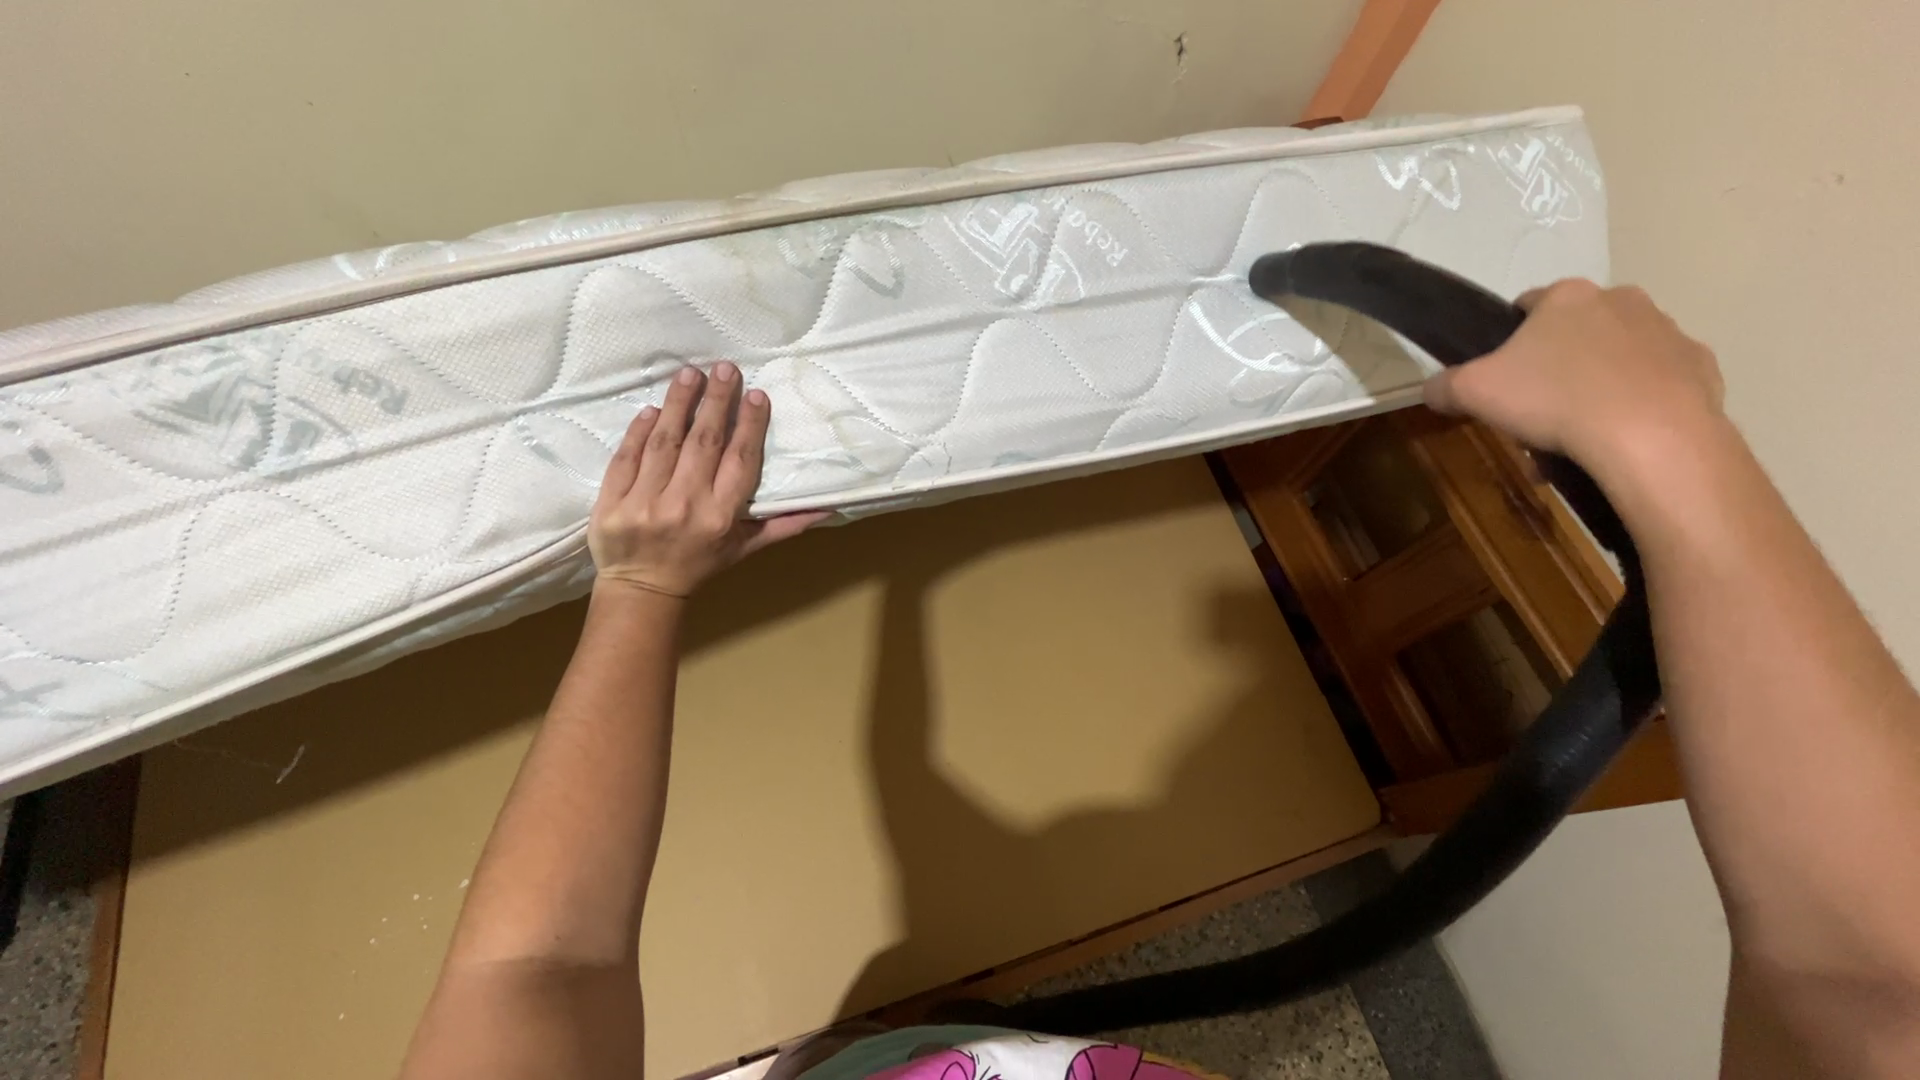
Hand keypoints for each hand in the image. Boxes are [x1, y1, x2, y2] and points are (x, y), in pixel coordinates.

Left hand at [589, 362, 828, 598]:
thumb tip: (828, 508)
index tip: (756, 395)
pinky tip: (653, 408)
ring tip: (689, 373)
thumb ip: (784, 525)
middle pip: (703, 442)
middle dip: (716, 401)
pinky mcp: (612, 502)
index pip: (739, 461)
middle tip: (724, 367)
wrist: (642, 589)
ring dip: (678, 404)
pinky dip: (639, 430)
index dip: (749, 426)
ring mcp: (645, 503)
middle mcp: (685, 506)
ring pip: (665, 442)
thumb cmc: (701, 563)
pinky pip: (627, 457)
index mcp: (720, 517)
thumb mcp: (746, 547)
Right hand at [1423, 279, 1725, 469]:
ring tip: (1572, 436)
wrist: (1650, 436)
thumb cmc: (1553, 400)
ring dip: (1591, 387)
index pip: (1526, 305)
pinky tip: (1614, 439)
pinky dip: (1632, 406)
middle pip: (1573, 331)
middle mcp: (1622, 301)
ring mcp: (1667, 332)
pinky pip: (1653, 384)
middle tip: (1532, 410)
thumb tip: (1434, 389)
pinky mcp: (1699, 368)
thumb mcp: (1471, 392)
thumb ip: (1443, 385)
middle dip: (1553, 365)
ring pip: (1614, 358)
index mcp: (1567, 297)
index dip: (1507, 340)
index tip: (1499, 376)